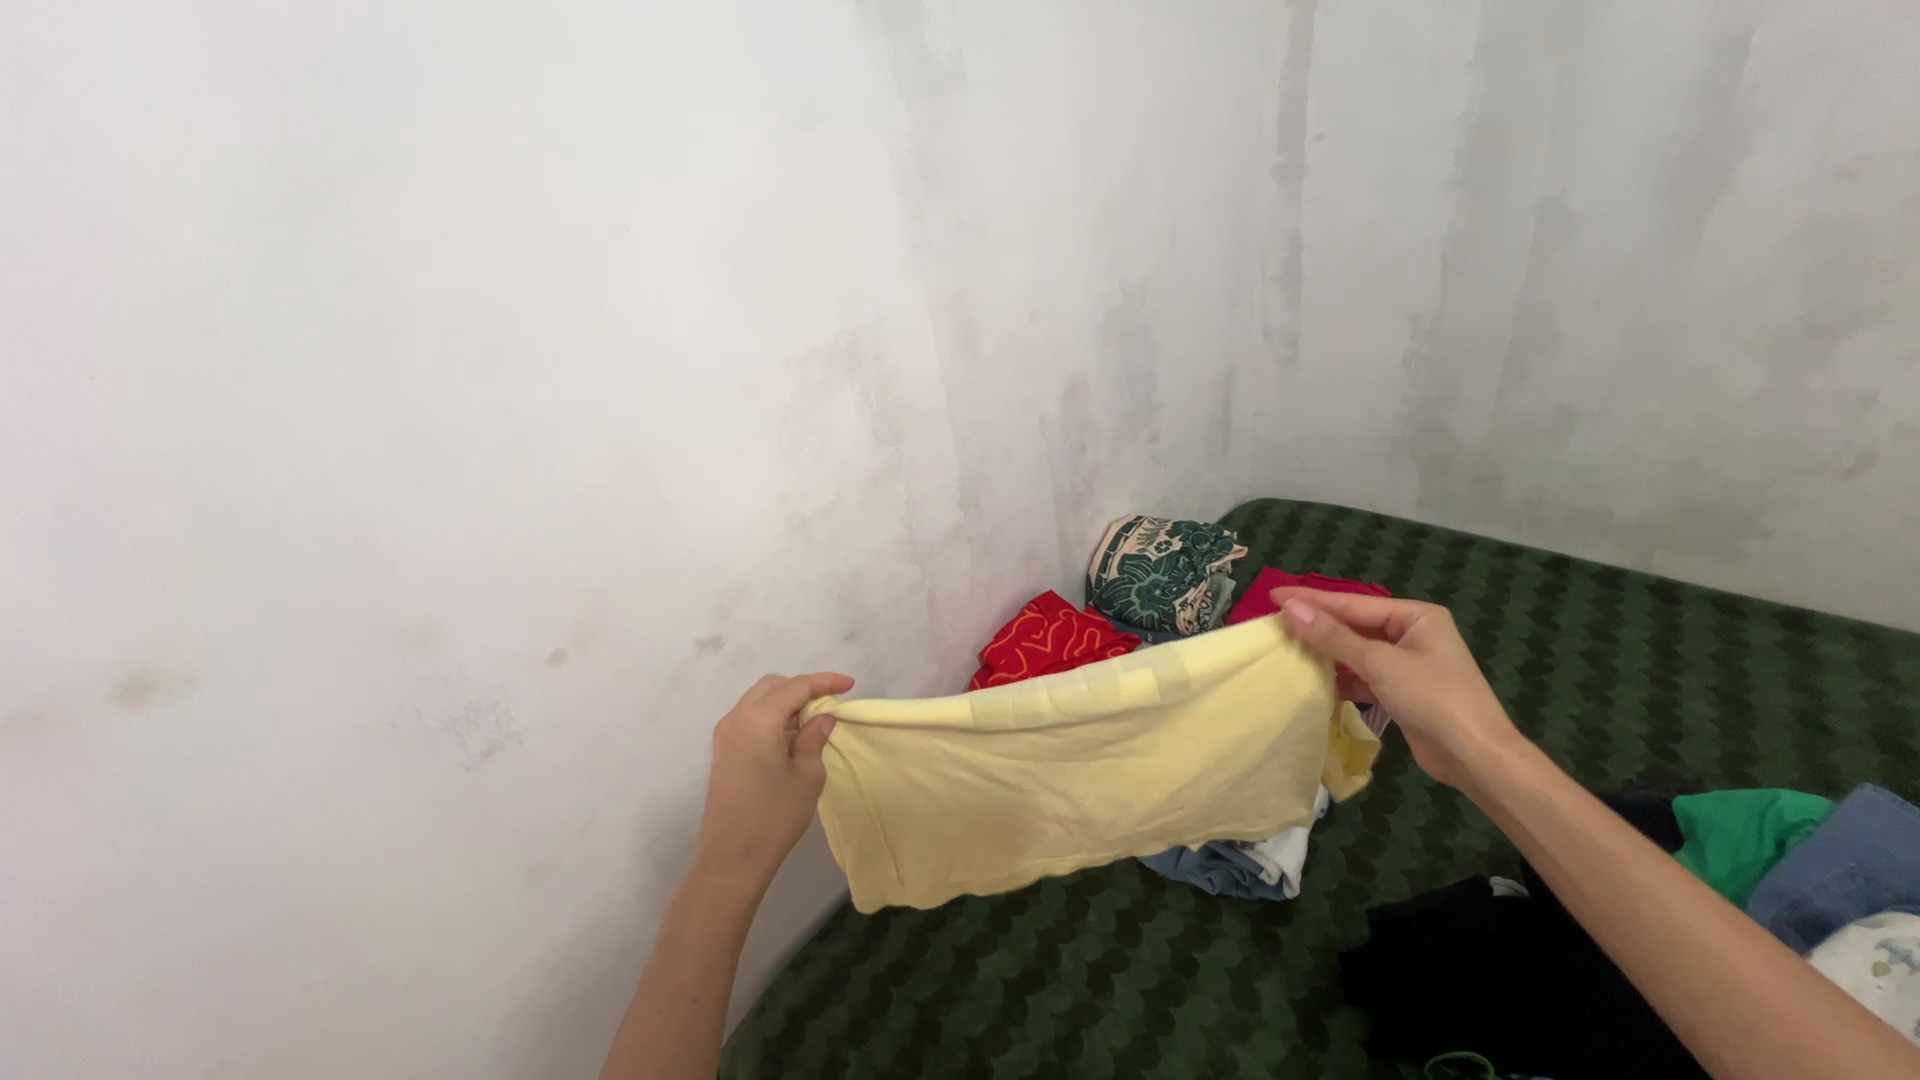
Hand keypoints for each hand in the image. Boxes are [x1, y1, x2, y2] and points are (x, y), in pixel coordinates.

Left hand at [695, 672, 853, 889]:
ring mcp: (725, 735)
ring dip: (786, 703)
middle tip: (829, 703)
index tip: (850, 684)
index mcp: (759, 719)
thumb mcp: (808, 776)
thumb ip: (815, 738)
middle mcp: (737, 718)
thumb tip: (822, 718)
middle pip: (773, 687)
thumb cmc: (775, 816)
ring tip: (813, 721)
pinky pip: (749, 719)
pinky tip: (791, 737)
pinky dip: (772, 718)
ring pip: (758, 701)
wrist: (732, 858)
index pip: (796, 687)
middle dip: (803, 688)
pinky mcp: (722, 751)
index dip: (825, 682)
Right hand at [1272, 588, 1523, 790]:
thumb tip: (1290, 608)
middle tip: (1273, 622)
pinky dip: (1340, 677)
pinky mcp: (1400, 690)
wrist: (1476, 758)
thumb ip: (1333, 637)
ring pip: (1355, 650)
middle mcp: (1411, 633)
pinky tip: (1313, 679)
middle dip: (1316, 625)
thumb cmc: (1435, 700)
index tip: (1273, 595)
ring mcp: (1407, 663)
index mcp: (1415, 616)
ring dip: (1325, 652)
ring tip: (1286, 647)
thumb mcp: (1380, 664)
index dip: (1311, 600)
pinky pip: (1361, 674)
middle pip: (1353, 624)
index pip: (1352, 603)